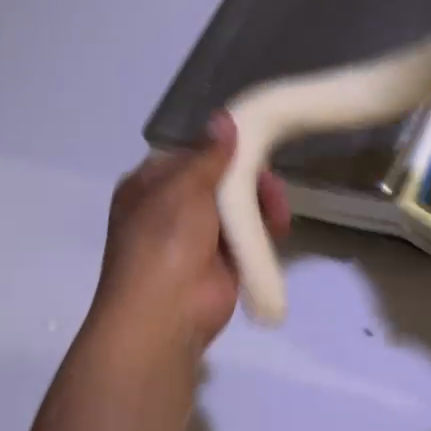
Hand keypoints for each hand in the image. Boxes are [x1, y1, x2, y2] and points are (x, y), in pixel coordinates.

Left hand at [91, 113, 289, 351]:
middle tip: (272, 184)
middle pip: (220, 181)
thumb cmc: (165, 242)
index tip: (257, 144)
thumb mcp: (184, 188)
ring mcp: (199, 237)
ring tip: (279, 210)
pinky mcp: (224, 262)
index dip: (224, 149)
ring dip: (261, 204)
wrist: (167, 312)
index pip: (192, 155)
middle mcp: (172, 208)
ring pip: (238, 208)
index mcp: (151, 186)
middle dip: (250, 179)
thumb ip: (209, 155)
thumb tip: (225, 118)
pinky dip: (264, 230)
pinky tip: (278, 227)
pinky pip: (248, 237)